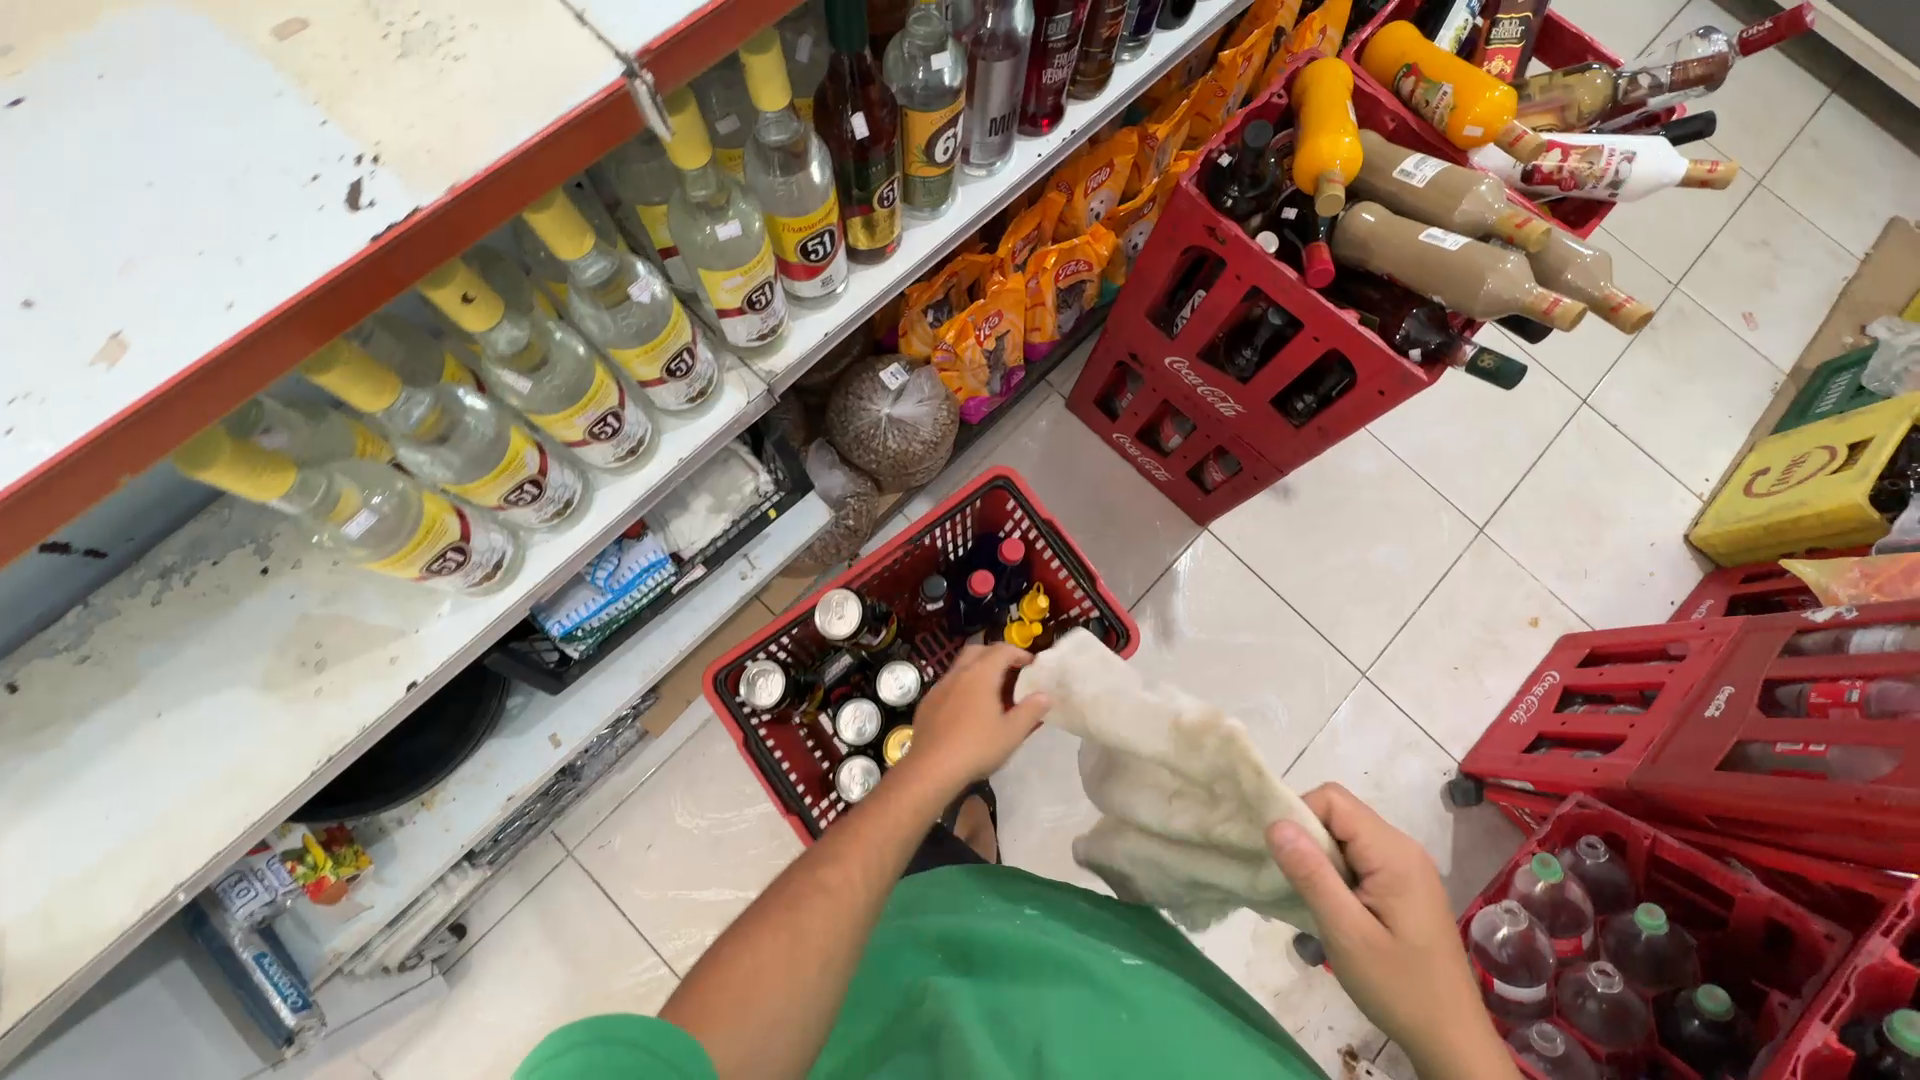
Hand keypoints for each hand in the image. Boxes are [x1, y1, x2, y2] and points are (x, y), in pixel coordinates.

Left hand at [902, 644, 1051, 795]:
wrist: (931, 768)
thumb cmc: (976, 747)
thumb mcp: (1012, 733)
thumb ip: (1030, 711)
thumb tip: (1045, 696)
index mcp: (980, 675)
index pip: (1002, 650)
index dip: (1019, 653)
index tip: (1031, 664)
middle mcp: (957, 674)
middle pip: (977, 651)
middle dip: (995, 655)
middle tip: (1010, 671)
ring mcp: (938, 688)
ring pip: (960, 667)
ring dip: (977, 671)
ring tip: (991, 693)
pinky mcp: (927, 704)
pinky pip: (948, 686)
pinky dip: (962, 687)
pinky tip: (967, 711)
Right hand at [1265, 784, 1518, 1079]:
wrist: (1451, 1040)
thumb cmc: (1398, 987)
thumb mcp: (1346, 933)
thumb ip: (1311, 874)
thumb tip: (1275, 823)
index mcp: (1393, 852)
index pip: (1332, 799)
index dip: (1298, 816)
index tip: (1281, 857)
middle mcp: (1403, 848)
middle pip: (1339, 813)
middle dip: (1306, 838)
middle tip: (1291, 881)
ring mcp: (1406, 867)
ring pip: (1345, 836)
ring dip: (1318, 857)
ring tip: (1307, 897)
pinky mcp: (1403, 886)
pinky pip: (1358, 858)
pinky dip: (1334, 872)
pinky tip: (1329, 907)